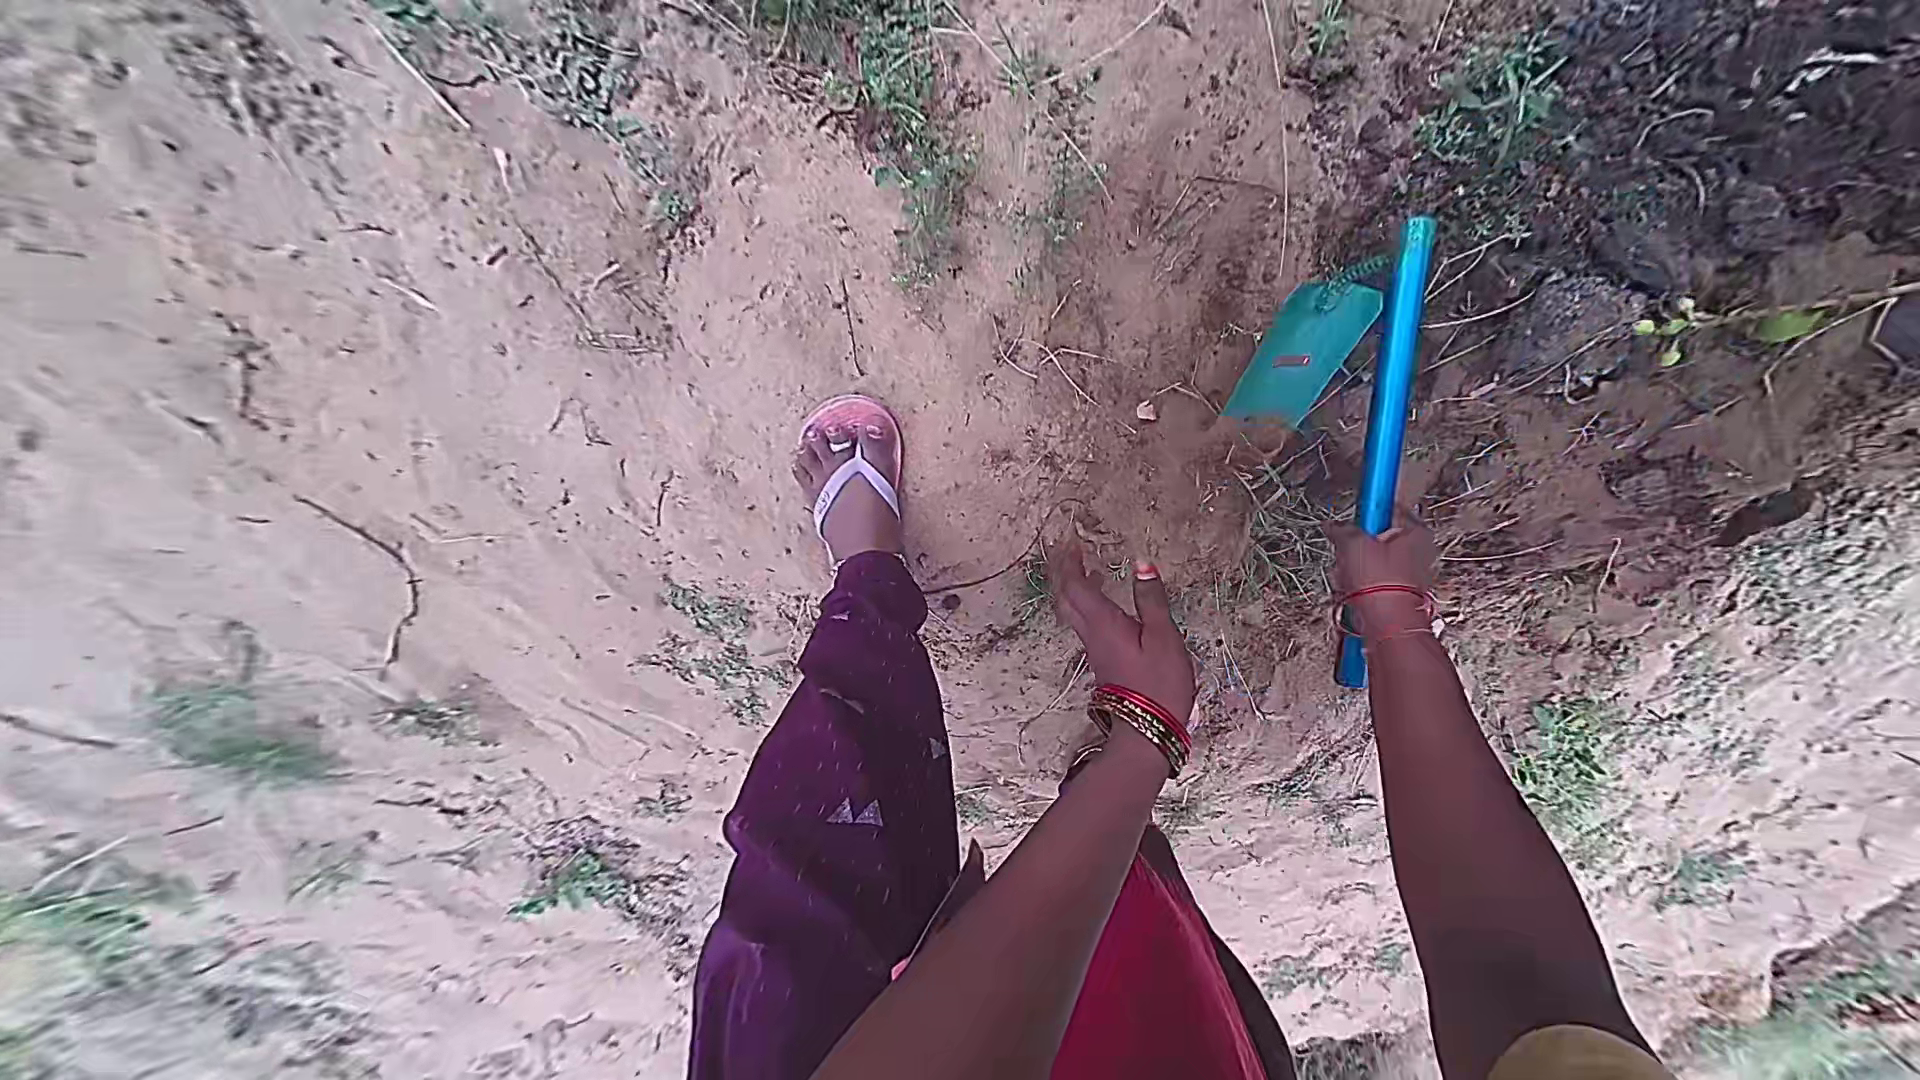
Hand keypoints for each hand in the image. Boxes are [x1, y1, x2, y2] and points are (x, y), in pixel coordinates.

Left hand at [1045, 539, 1195, 723]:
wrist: (1145, 730)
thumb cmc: (1159, 683)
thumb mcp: (1163, 637)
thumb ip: (1151, 600)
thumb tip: (1143, 564)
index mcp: (1102, 622)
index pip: (1075, 585)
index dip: (1070, 562)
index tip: (1071, 543)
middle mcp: (1091, 632)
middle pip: (1065, 597)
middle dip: (1064, 571)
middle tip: (1071, 552)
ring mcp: (1093, 647)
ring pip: (1071, 610)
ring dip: (1074, 587)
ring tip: (1089, 569)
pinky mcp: (1100, 658)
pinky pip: (1083, 622)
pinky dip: (1086, 603)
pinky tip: (1105, 601)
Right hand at [1325, 517, 1438, 634]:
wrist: (1386, 621)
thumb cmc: (1380, 580)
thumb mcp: (1352, 543)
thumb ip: (1341, 530)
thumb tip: (1333, 525)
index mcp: (1416, 532)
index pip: (1392, 510)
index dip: (1370, 510)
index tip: (1357, 511)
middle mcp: (1418, 552)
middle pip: (1378, 537)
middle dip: (1356, 544)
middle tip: (1347, 549)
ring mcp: (1408, 574)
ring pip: (1370, 560)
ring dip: (1353, 566)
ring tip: (1346, 574)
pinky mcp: (1396, 593)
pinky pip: (1369, 580)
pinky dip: (1357, 583)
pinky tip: (1350, 588)